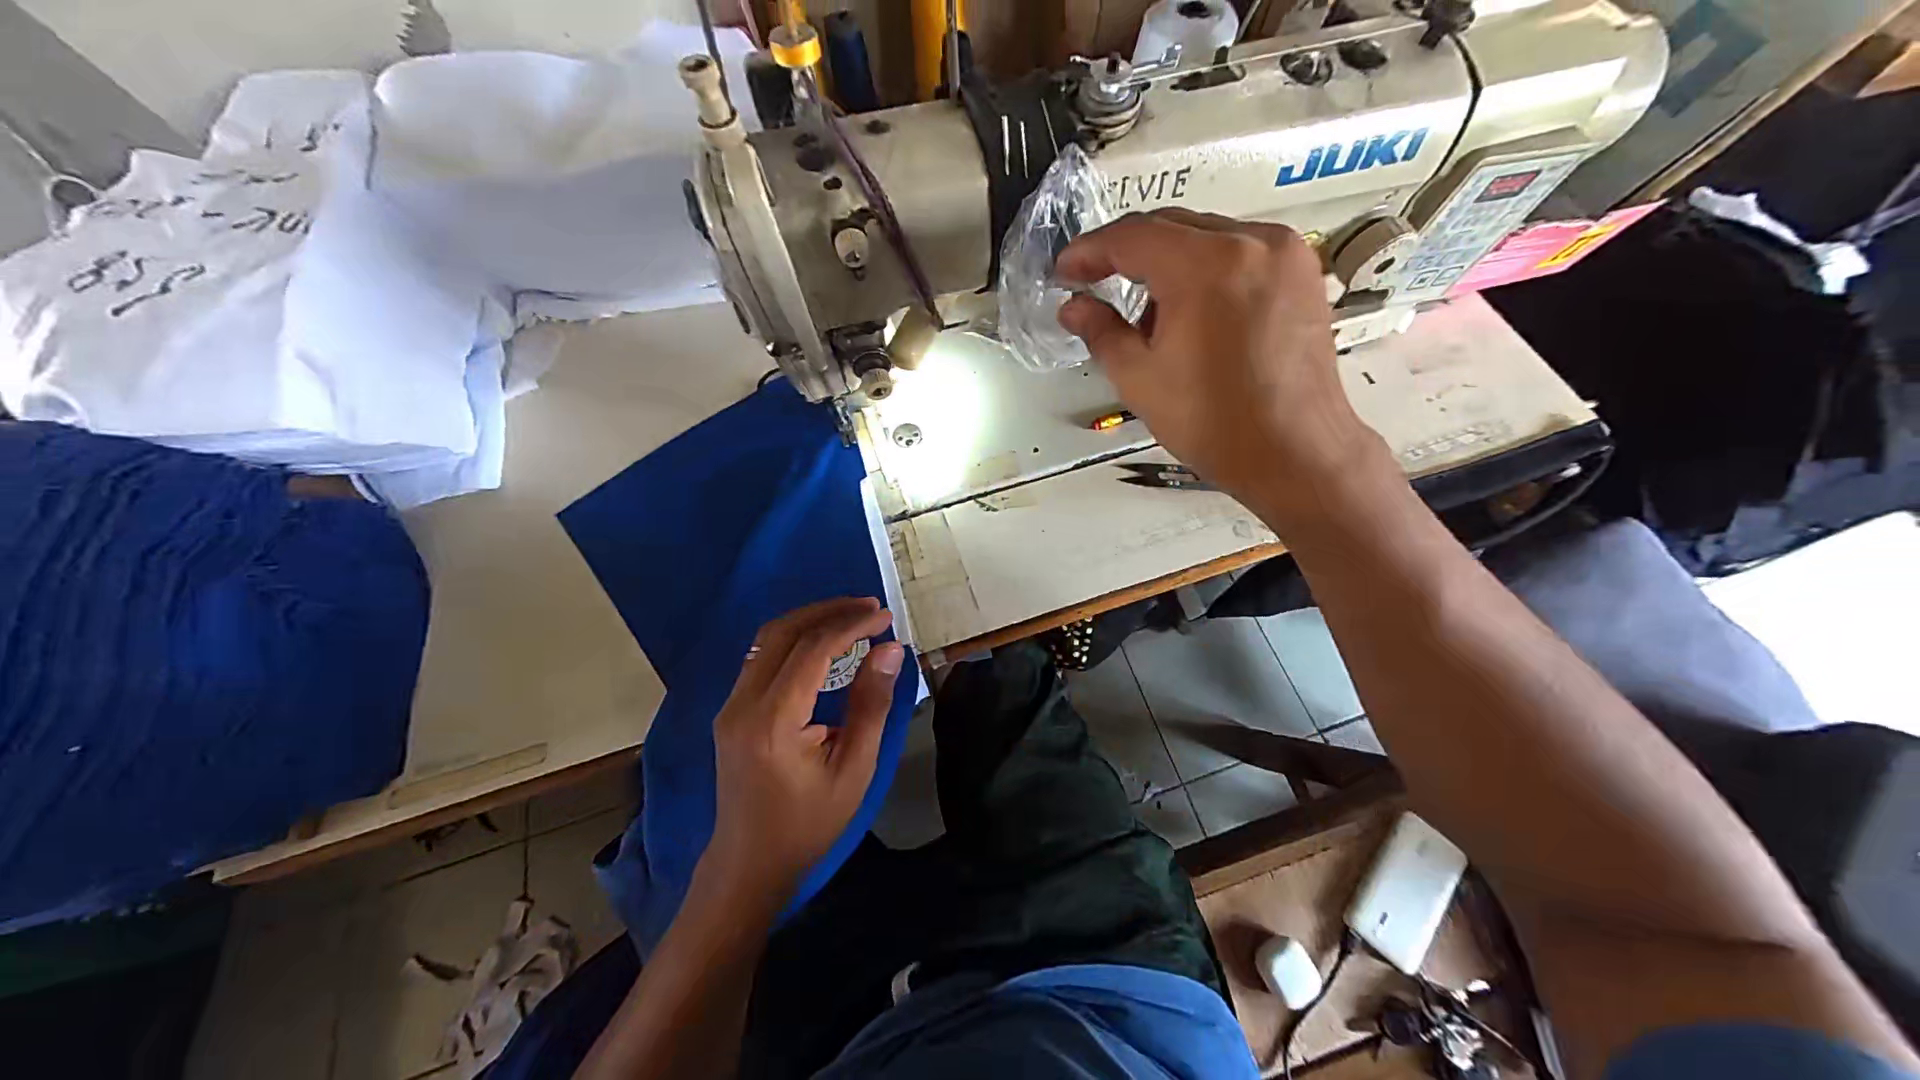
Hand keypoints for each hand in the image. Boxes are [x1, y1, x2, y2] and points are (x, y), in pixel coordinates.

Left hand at [704, 597, 904, 903]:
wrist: (749, 863)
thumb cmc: (808, 825)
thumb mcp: (853, 769)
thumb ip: (870, 705)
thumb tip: (891, 650)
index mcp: (773, 721)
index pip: (812, 651)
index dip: (851, 626)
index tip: (885, 618)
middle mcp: (743, 704)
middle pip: (783, 632)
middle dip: (829, 611)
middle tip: (870, 608)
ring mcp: (730, 706)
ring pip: (767, 640)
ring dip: (809, 621)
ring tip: (851, 618)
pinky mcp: (730, 711)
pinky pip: (761, 658)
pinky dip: (794, 640)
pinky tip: (823, 645)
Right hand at [1056, 210, 1393, 517]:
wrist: (1293, 454)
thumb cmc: (1220, 424)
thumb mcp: (1140, 378)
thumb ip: (1101, 331)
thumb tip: (1076, 308)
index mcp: (1208, 266)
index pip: (1132, 236)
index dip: (1090, 251)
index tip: (1067, 270)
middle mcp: (1254, 244)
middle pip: (1171, 227)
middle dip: (1126, 253)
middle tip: (1093, 283)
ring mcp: (1285, 255)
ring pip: (1206, 237)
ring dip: (1165, 263)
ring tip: (1145, 317)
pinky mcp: (1301, 274)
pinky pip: (1239, 253)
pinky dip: (1205, 271)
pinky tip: (1188, 314)